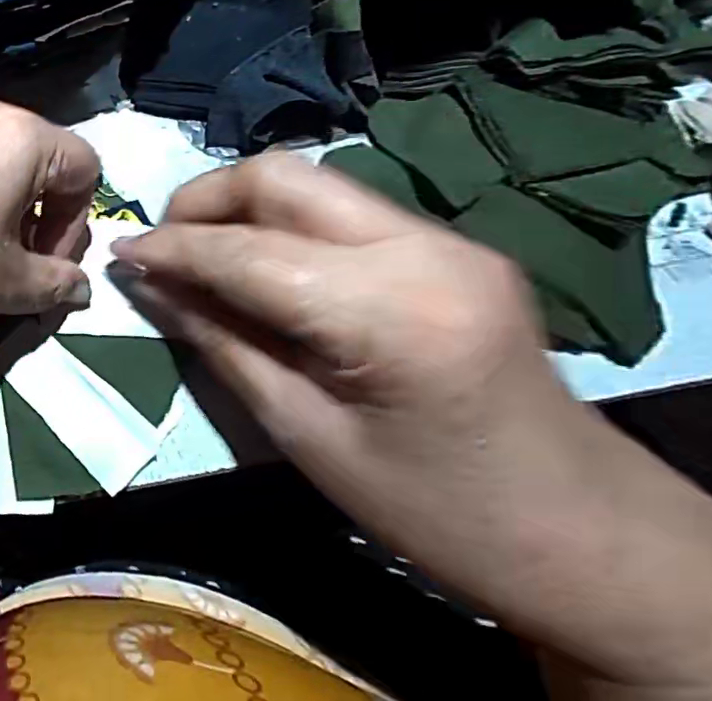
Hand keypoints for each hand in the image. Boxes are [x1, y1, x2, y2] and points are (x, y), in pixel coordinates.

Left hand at [0, 93, 99, 393]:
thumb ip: (57, 282)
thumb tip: (79, 288)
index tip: (47, 266)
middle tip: (15, 262)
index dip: (75, 223)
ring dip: (0, 200)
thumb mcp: (5, 286)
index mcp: (20, 135)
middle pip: (38, 155)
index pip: (84, 168)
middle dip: (40, 210)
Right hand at [108, 154, 711, 700]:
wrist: (592, 536)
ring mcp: (445, 238)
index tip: (120, 253)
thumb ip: (221, 342)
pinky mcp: (450, 244)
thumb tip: (151, 284)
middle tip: (161, 244)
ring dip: (241, 207)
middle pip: (282, 175)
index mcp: (390, 313)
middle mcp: (423, 248)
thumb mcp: (306, 437)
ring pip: (311, 182)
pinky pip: (341, 210)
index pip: (248, 251)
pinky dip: (283, 226)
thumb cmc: (436, 513)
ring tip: (201, 254)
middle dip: (203, 199)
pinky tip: (261, 265)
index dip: (171, 248)